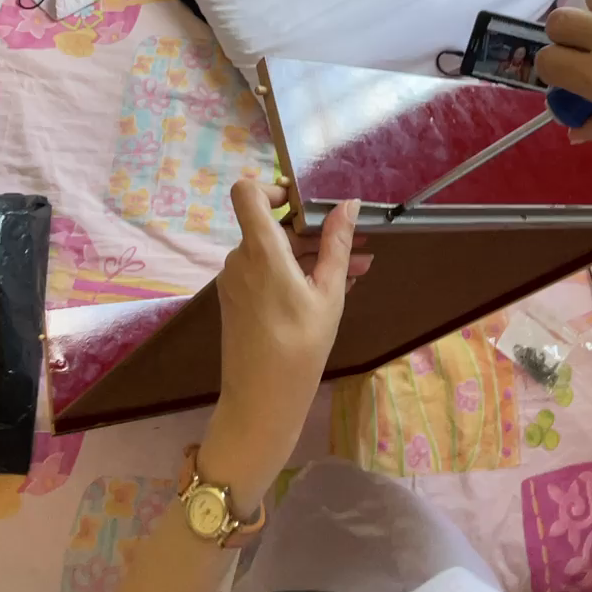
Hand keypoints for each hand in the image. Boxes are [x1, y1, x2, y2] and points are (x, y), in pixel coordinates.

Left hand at [201, 182, 367, 510]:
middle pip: (272, 223)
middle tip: (355, 241)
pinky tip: (332, 287)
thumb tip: (349, 204)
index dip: (273, 187)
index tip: (305, 203)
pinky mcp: (237, 297)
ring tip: (356, 267)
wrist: (260, 403)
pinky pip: (266, 270)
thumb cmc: (300, 347)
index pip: (248, 191)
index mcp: (260, 249)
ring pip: (274, 250)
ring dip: (312, 253)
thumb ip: (337, 244)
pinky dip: (295, 271)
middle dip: (314, 228)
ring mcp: (235, 279)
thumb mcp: (328, 294)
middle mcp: (240, 257)